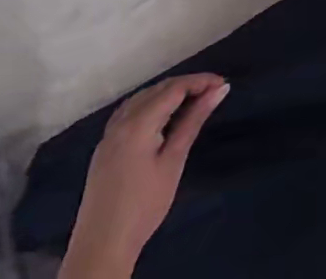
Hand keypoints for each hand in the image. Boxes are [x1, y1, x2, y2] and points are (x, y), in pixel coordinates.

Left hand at [59, 74, 229, 278]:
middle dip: (187, 85)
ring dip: (168, 93)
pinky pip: (130, 111)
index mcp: (137, 123)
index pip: (173, 88)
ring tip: (194, 100)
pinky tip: (163, 115)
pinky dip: (151, 104)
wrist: (102, 245)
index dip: (200, 81)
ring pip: (143, 98)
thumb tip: (219, 90)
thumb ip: (194, 120)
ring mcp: (109, 134)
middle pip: (157, 89)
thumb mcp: (174, 160)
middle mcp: (120, 121)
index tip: (224, 84)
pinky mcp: (105, 146)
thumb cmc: (145, 204)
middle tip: (214, 91)